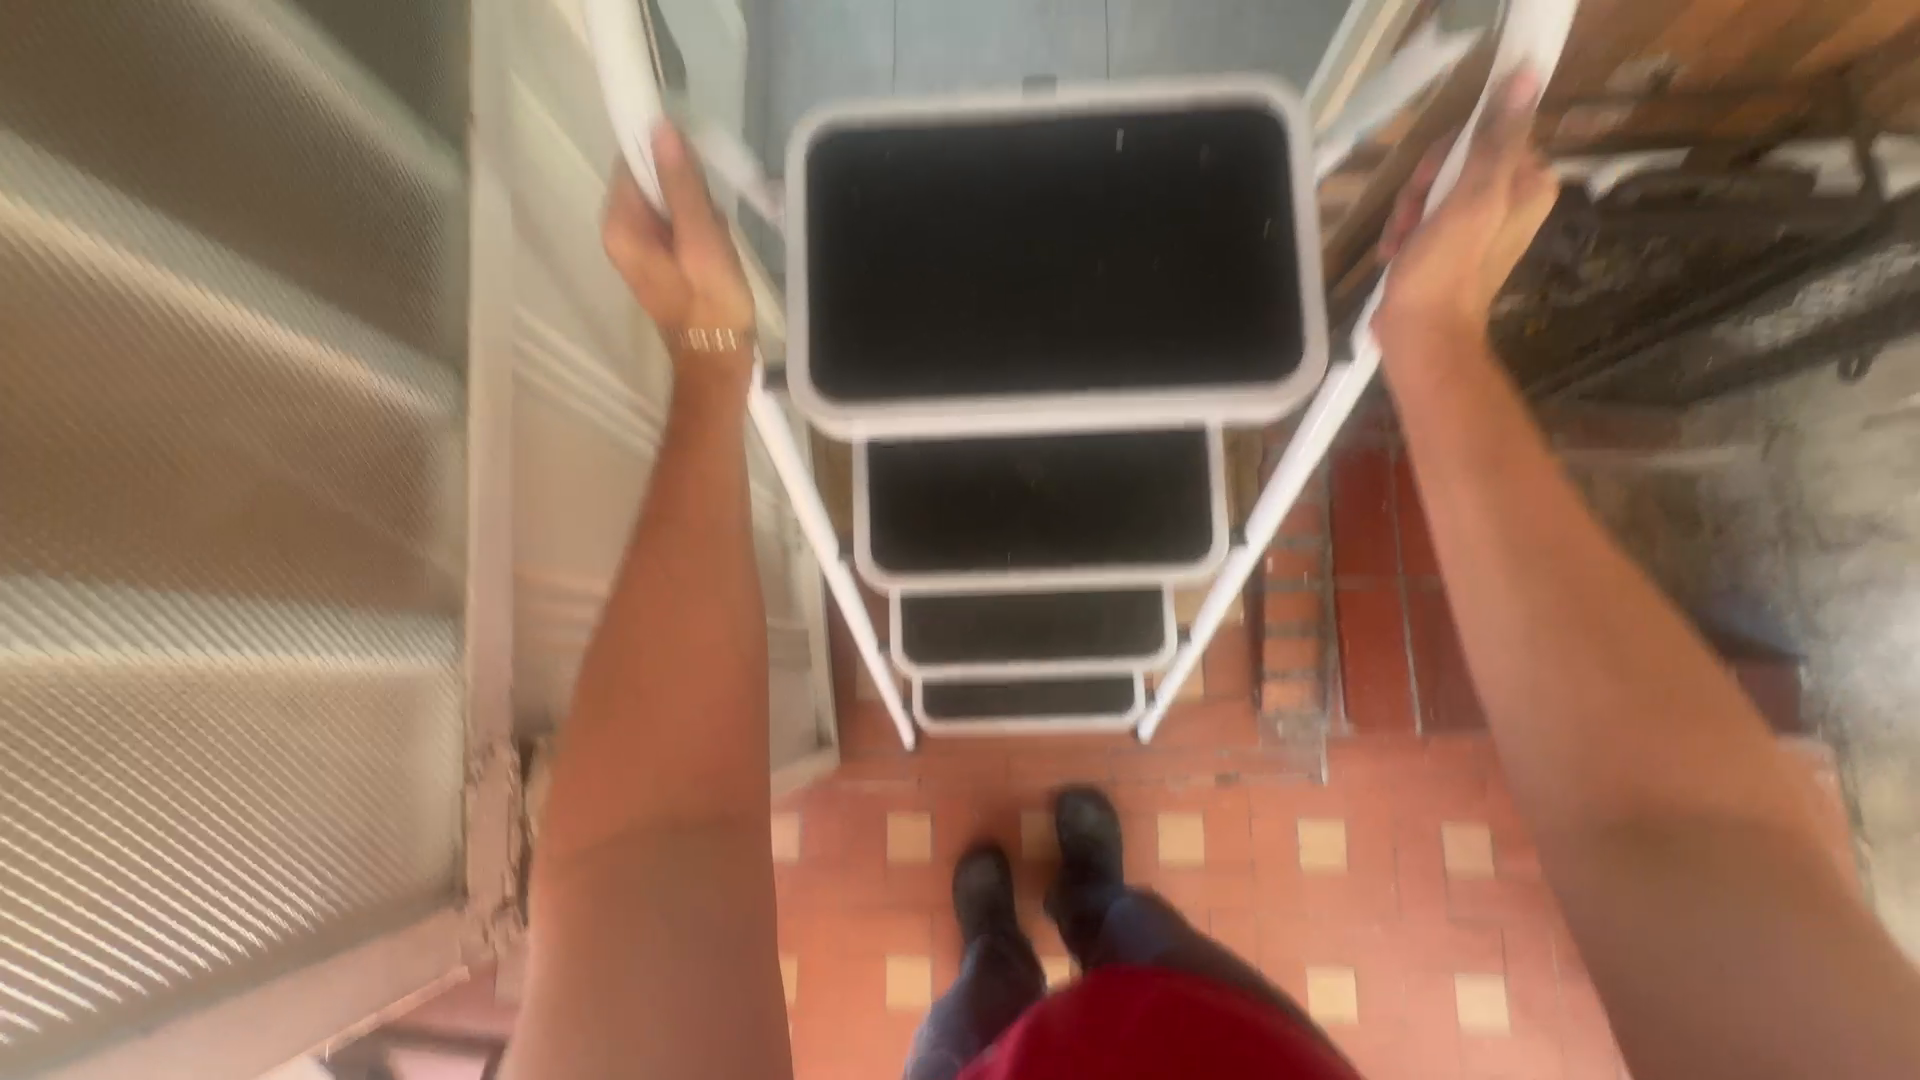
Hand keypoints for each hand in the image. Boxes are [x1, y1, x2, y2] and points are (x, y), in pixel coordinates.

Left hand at [603, 123, 755, 364]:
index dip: (669, 159)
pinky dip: (701, 232)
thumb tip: (661, 129)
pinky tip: (716, 254)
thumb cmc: (711, 306)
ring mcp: (641, 249)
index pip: (634, 161)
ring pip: (671, 203)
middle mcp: (621, 233)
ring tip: (717, 244)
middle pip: (653, 181)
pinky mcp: (661, 261)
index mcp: (621, 226)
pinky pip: (679, 227)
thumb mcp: (702, 241)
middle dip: (690, 194)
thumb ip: (682, 186)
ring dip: (700, 215)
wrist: (719, 361)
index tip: (701, 180)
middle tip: (713, 225)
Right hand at [1373, 69, 1556, 345]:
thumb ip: (1496, 139)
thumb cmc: (1446, 271)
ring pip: (1432, 195)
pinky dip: (1402, 237)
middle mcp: (1508, 202)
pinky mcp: (1447, 252)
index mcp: (1527, 184)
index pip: (1489, 135)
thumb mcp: (1471, 199)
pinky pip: (1422, 224)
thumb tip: (1526, 76)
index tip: (1429, 181)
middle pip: (1455, 165)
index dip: (1449, 154)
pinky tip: (1394, 256)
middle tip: (1410, 218)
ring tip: (1399, 244)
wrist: (1421, 335)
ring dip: (1405, 216)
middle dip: (1421, 190)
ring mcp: (1476, 230)